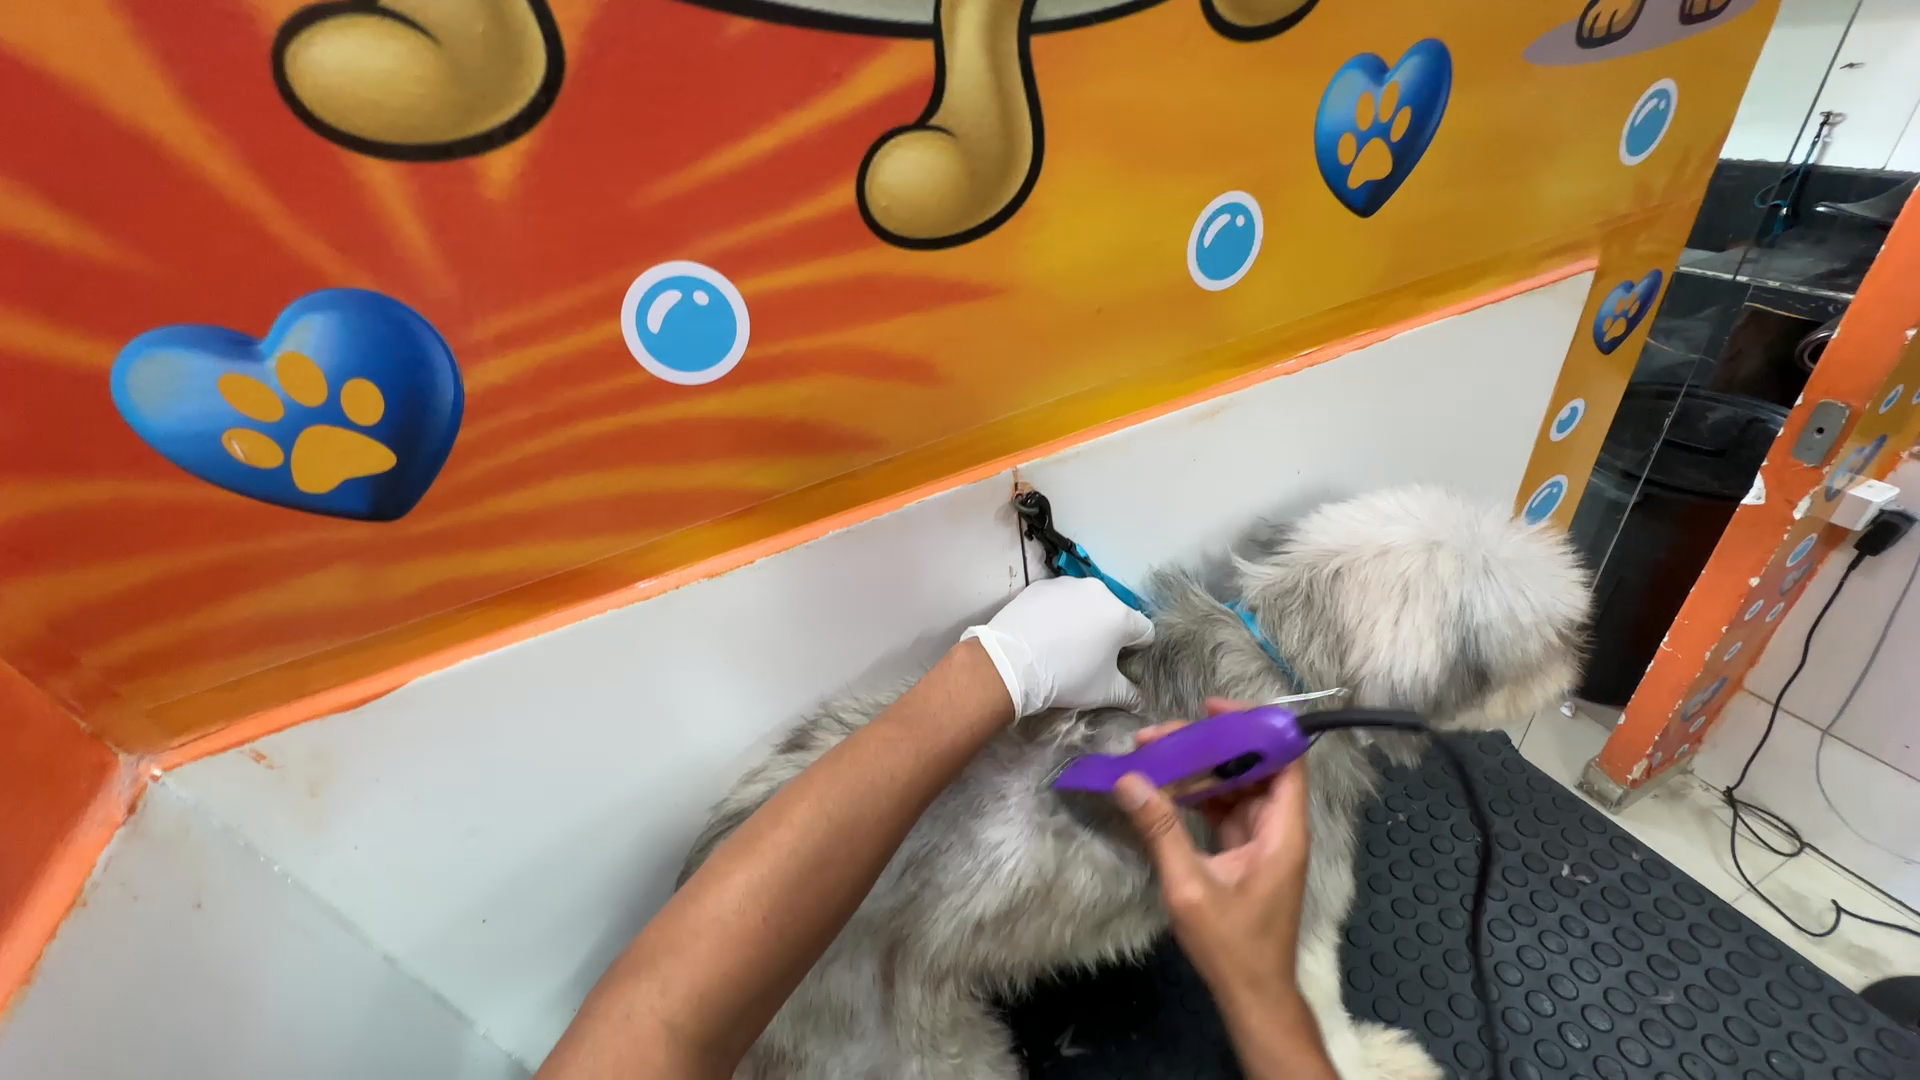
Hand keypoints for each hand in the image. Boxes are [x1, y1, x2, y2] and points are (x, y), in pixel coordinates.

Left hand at [960, 577, 1154, 715]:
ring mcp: (1067, 584)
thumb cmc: (1065, 677)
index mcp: (1121, 615)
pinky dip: (1057, 612)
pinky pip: (1058, 600)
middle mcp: (1098, 591)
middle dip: (1107, 633)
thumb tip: (1143, 700)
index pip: (1144, 632)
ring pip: (1085, 604)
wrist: (1010, 663)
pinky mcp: (1040, 585)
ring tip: (1062, 644)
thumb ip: (1131, 694)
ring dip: (1082, 620)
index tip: (1118, 665)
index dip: (1135, 652)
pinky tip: (1044, 632)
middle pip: (1114, 614)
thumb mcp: (1105, 692)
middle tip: (1088, 656)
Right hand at [1114, 699, 1312, 1007]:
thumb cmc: (1232, 945)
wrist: (1252, 995)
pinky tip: (1161, 786)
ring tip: (1151, 755)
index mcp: (1282, 830)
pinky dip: (1194, 793)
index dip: (1255, 726)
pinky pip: (1221, 806)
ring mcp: (1260, 837)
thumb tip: (1129, 779)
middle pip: (1251, 764)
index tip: (1212, 709)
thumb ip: (1161, 830)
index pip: (1284, 759)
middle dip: (1207, 744)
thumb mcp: (1190, 887)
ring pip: (1232, 783)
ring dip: (1196, 767)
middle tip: (1157, 737)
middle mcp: (1277, 826)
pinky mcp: (1243, 848)